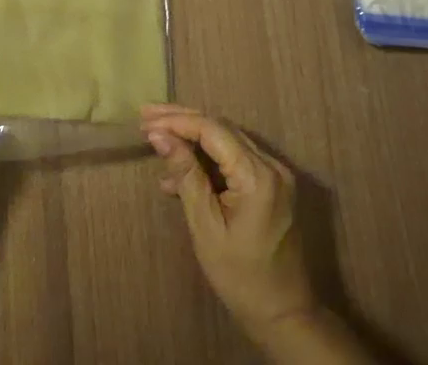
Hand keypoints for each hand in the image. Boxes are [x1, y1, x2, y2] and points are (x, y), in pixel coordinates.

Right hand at [141, 105, 317, 332]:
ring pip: (227, 138)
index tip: (144, 123)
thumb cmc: (240, 275)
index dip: (177, 122)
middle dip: (181, 120)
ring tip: (156, 137)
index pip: (212, 130)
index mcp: (257, 176)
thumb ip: (186, 175)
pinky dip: (207, 156)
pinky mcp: (272, 184)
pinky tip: (178, 170)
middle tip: (145, 116)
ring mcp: (275, 174)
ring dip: (191, 135)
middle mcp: (272, 166)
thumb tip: (159, 136)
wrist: (283, 311)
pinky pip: (235, 157)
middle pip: (221, 127)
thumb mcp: (205, 226)